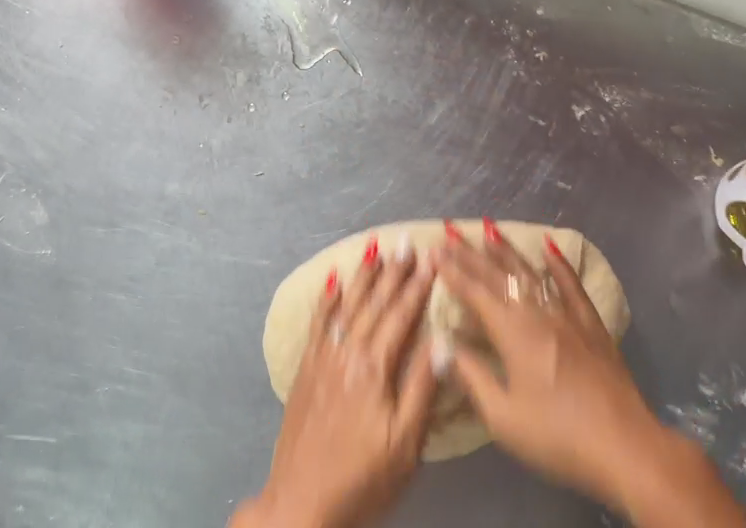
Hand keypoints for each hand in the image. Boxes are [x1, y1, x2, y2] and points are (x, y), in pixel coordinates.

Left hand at [233, 238, 442, 527]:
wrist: (302, 504)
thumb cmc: (363, 478)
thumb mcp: (406, 442)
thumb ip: (422, 387)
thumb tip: (444, 340)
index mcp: (376, 368)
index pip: (402, 316)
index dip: (418, 287)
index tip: (431, 258)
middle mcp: (347, 353)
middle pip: (374, 304)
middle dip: (393, 272)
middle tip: (405, 242)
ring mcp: (323, 359)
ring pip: (346, 306)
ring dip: (363, 277)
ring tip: (374, 249)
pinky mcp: (306, 370)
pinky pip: (318, 323)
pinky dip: (327, 299)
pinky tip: (333, 281)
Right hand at [437, 225, 658, 503]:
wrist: (624, 446)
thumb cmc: (557, 436)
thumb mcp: (503, 417)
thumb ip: (472, 378)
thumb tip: (442, 346)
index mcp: (513, 333)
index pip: (475, 294)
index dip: (453, 272)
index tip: (434, 250)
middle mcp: (539, 315)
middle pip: (499, 277)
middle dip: (471, 254)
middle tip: (452, 232)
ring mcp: (569, 317)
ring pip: (533, 275)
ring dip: (509, 252)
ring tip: (490, 230)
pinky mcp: (592, 327)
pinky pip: (573, 287)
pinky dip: (560, 266)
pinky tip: (551, 248)